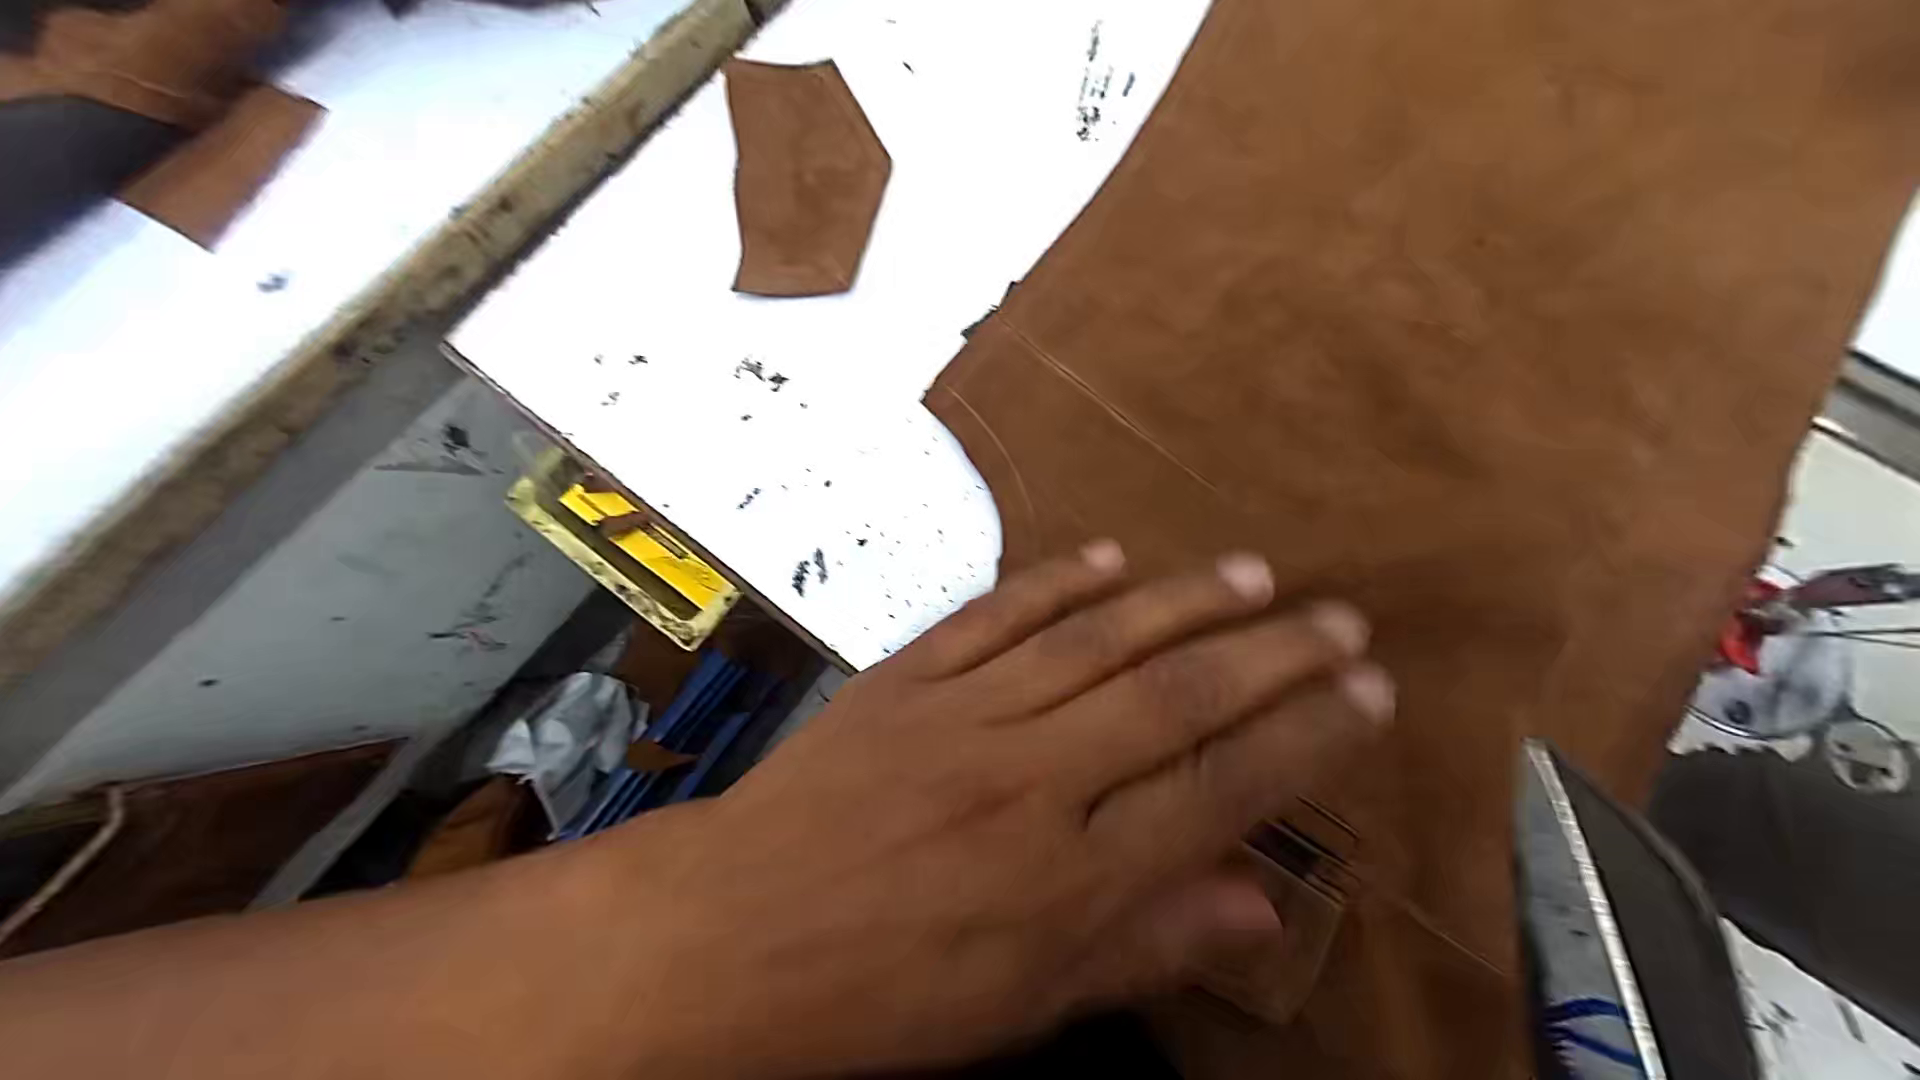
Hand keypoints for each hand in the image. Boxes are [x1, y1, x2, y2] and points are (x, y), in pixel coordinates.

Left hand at [602, 543, 1392, 1077]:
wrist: (737, 926)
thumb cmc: (881, 984)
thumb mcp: (1021, 1002)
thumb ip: (1143, 942)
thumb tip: (1256, 901)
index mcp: (1066, 875)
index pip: (1219, 789)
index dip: (1304, 737)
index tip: (1366, 694)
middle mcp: (1028, 775)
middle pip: (1173, 695)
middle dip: (1270, 653)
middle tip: (1337, 618)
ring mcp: (963, 711)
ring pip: (1095, 639)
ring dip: (1180, 599)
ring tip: (1251, 572)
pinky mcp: (908, 674)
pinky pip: (996, 615)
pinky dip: (1057, 580)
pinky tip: (1110, 556)